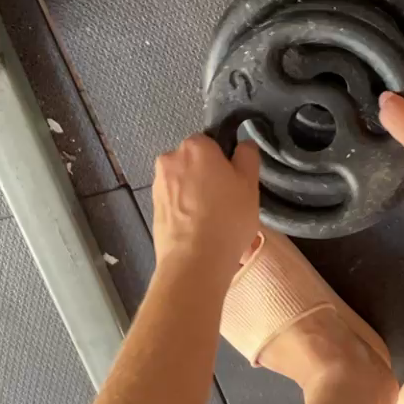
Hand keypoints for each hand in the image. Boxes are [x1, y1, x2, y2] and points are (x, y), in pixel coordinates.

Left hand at [151, 135, 261, 266]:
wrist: (194, 261)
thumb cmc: (227, 218)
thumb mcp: (250, 184)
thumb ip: (247, 156)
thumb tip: (242, 145)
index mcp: (195, 146)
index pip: (212, 143)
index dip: (225, 161)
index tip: (234, 181)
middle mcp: (170, 158)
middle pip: (195, 162)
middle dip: (208, 175)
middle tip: (227, 201)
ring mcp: (158, 184)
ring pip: (184, 182)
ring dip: (196, 193)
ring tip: (213, 219)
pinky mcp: (153, 208)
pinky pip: (175, 201)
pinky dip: (186, 209)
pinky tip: (199, 228)